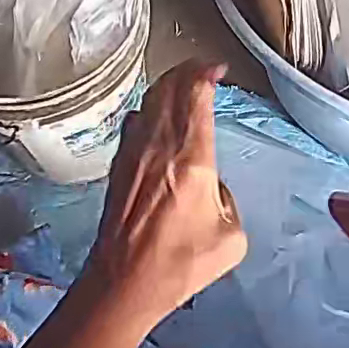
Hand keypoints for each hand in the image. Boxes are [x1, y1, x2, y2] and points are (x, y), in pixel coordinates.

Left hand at [81, 61, 245, 332]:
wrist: (125, 279)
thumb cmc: (179, 263)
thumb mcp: (230, 236)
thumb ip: (226, 197)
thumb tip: (209, 183)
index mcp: (191, 158)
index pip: (195, 96)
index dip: (205, 73)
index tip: (216, 68)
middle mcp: (159, 146)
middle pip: (168, 88)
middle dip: (186, 71)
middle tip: (202, 69)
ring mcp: (133, 152)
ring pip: (148, 101)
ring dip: (166, 86)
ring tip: (181, 85)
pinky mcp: (118, 164)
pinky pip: (133, 122)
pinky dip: (148, 109)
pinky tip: (154, 117)